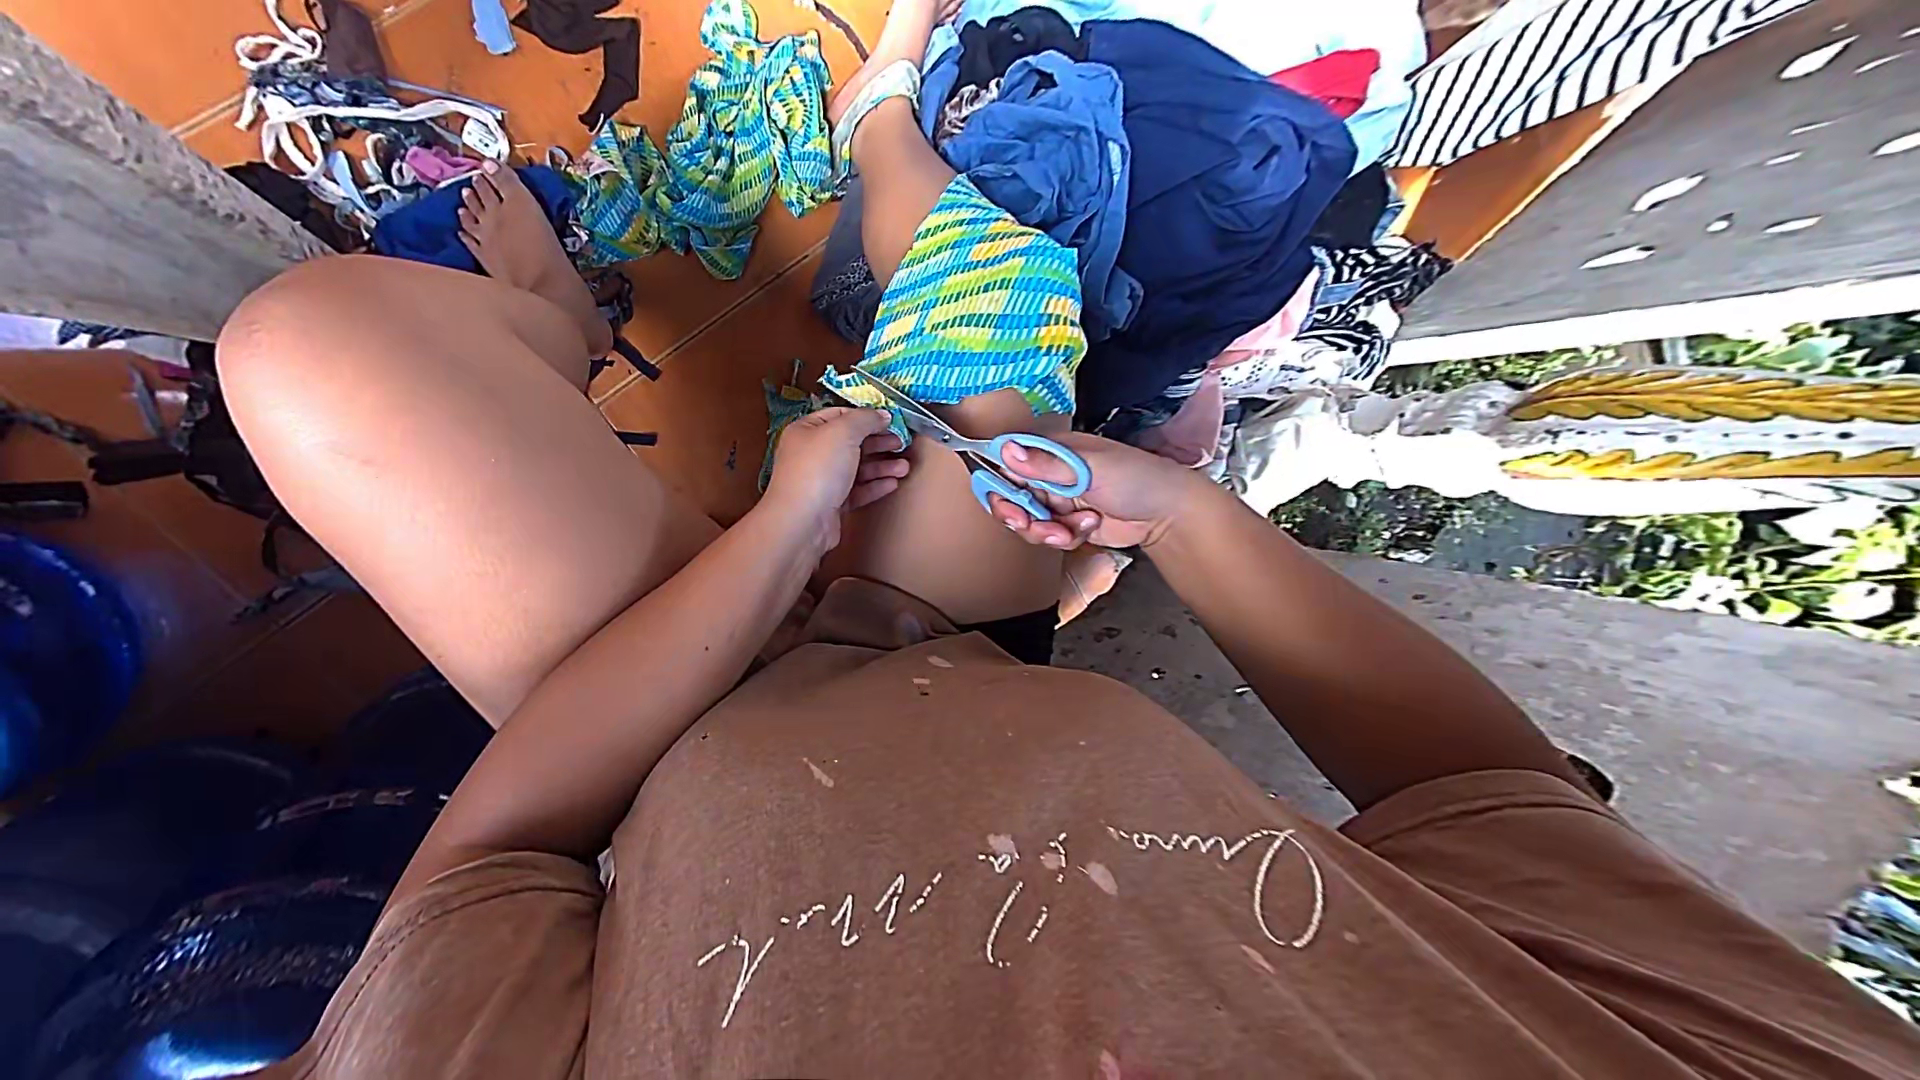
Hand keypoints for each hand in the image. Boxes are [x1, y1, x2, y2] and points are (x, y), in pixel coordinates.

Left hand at [764, 407, 909, 551]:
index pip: (840, 415)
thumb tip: (882, 415)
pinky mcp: (831, 504)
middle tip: (901, 444)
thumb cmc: (818, 470)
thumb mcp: (844, 432)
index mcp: (807, 430)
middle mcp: (812, 453)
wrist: (803, 522)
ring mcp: (821, 480)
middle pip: (851, 443)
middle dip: (879, 443)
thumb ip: (865, 419)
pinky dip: (874, 486)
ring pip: (856, 468)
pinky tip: (892, 484)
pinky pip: (856, 491)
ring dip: (882, 466)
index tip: (890, 421)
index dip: (865, 416)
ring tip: (904, 468)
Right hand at [987, 432, 1206, 550]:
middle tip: (1028, 522)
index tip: (1004, 500)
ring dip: (1044, 531)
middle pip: (1011, 496)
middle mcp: (1050, 473)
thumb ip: (1046, 464)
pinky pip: (1049, 536)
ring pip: (1028, 521)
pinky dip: (1065, 537)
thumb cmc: (1136, 477)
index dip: (999, 482)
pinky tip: (1087, 528)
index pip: (1008, 461)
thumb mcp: (1089, 468)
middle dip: (1018, 514)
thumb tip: (1007, 449)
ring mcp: (1058, 500)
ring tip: (1069, 530)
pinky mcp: (1068, 523)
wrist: (1168, 513)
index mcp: (1052, 450)